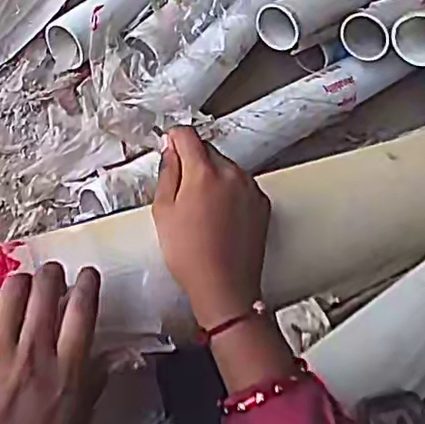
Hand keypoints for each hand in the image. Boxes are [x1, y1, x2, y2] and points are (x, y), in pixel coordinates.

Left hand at [0, 263, 103, 423]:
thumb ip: (87, 393)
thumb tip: (108, 360)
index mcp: (67, 382)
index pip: (83, 310)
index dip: (88, 285)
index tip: (89, 277)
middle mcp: (33, 358)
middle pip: (47, 288)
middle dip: (54, 275)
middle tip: (55, 277)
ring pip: (14, 290)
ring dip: (24, 282)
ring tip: (27, 287)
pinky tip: (0, 311)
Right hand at [151, 127, 269, 331]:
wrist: (225, 288)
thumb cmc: (192, 255)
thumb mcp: (163, 211)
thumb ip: (167, 172)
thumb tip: (170, 151)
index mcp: (204, 172)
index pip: (187, 135)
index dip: (173, 138)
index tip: (169, 146)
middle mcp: (231, 174)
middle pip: (207, 150)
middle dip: (192, 161)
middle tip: (180, 190)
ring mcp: (250, 188)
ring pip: (225, 167)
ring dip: (211, 176)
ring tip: (200, 209)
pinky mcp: (261, 204)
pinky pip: (240, 185)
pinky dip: (228, 192)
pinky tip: (217, 217)